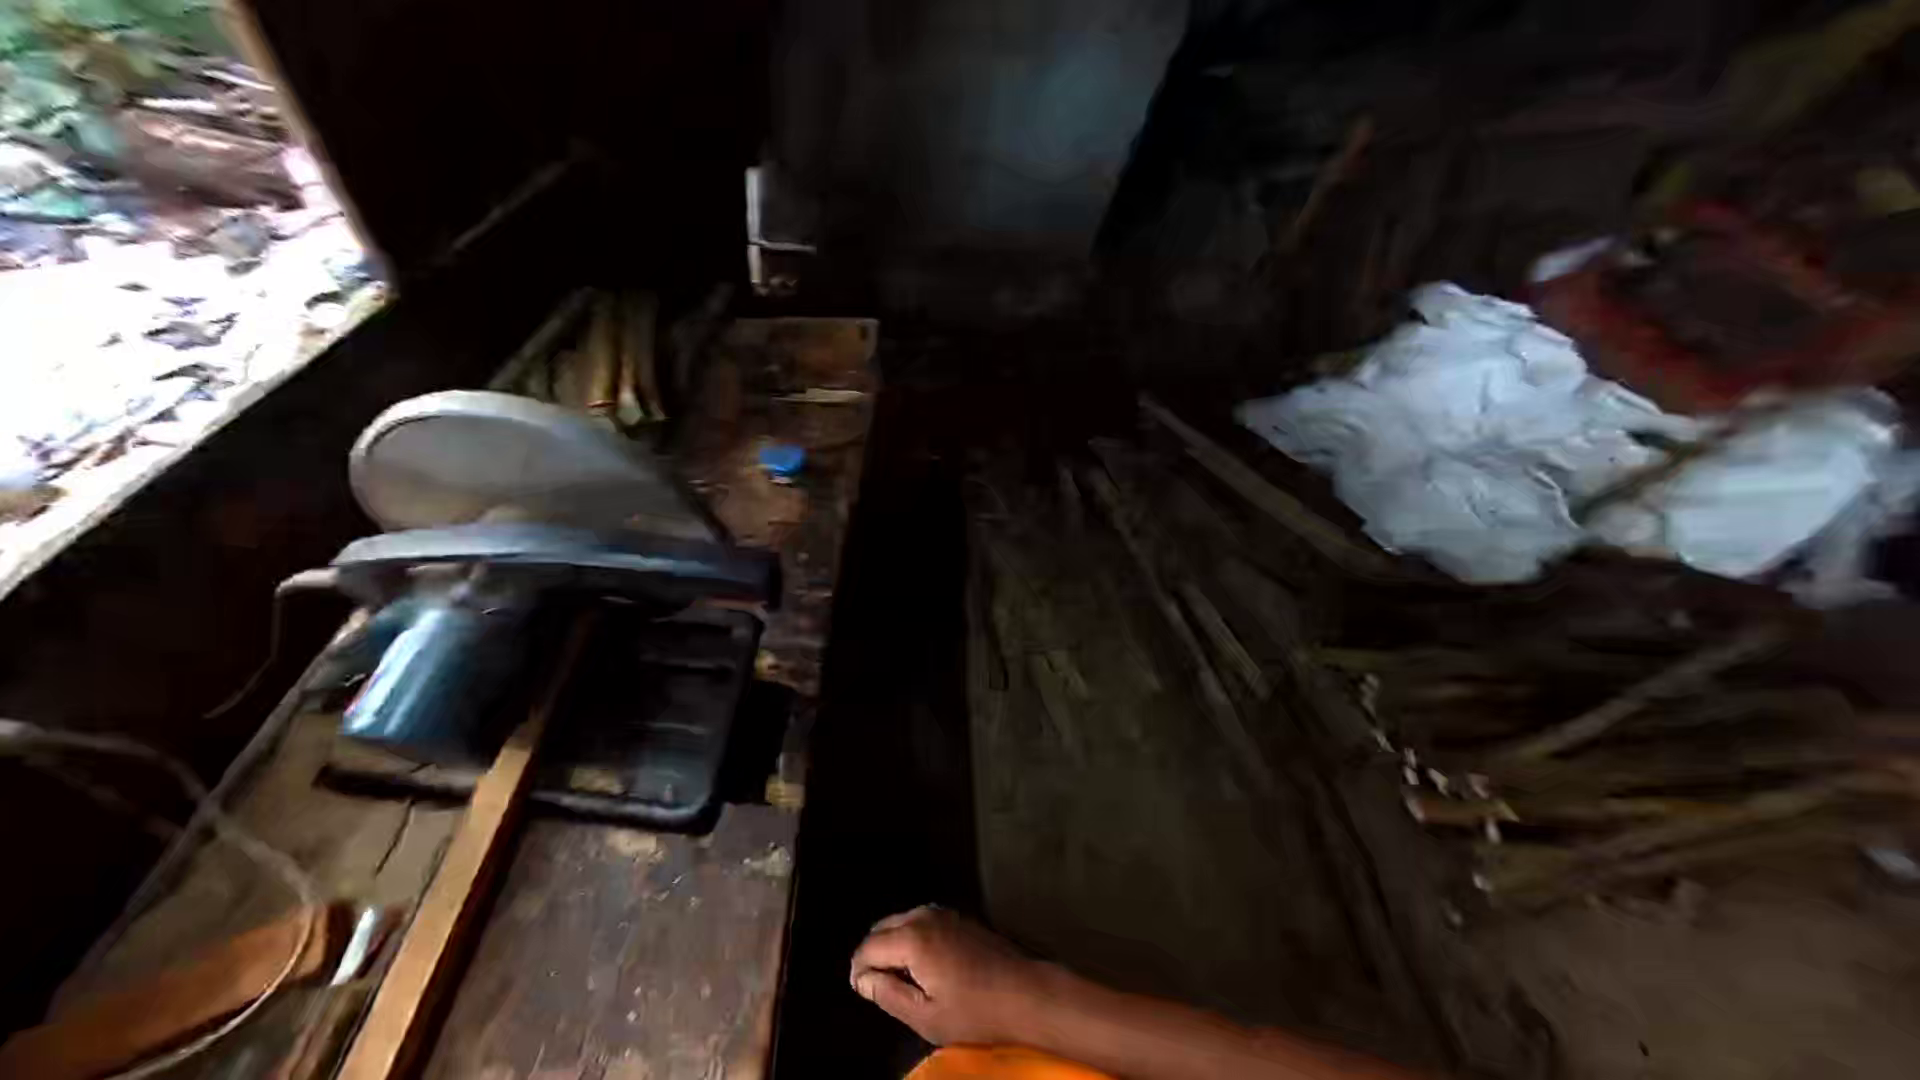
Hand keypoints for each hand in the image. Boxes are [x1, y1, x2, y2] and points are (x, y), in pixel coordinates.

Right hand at [849, 905, 1053, 1045]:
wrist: (1024, 992)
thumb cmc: (974, 1012)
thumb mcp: (926, 1016)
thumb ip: (888, 995)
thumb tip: (864, 980)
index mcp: (913, 938)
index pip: (868, 947)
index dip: (859, 971)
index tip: (863, 992)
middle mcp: (924, 916)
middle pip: (882, 929)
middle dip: (874, 955)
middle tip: (880, 988)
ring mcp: (943, 912)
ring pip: (901, 923)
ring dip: (893, 946)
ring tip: (903, 980)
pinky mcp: (957, 916)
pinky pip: (920, 922)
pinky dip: (911, 939)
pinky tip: (924, 967)